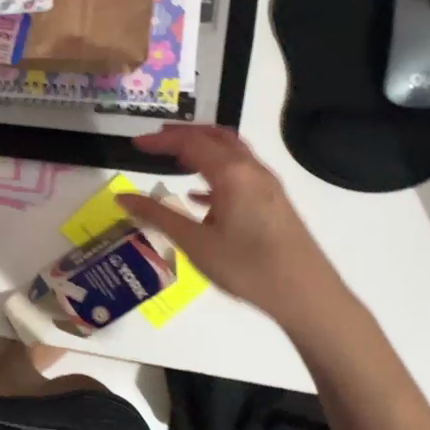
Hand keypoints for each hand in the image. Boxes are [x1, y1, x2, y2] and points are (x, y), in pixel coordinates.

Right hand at [117, 126, 353, 328]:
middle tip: (155, 141)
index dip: (161, 140)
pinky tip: (200, 195)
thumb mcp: (195, 242)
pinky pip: (242, 174)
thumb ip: (158, 215)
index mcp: (232, 175)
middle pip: (216, 137)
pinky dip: (218, 172)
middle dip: (185, 135)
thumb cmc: (247, 267)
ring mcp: (267, 186)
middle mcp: (252, 171)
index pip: (191, 143)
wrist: (306, 295)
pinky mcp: (274, 203)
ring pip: (233, 153)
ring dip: (204, 149)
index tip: (135, 143)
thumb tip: (123, 196)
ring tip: (175, 158)